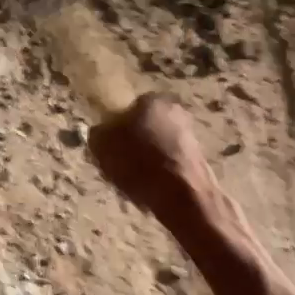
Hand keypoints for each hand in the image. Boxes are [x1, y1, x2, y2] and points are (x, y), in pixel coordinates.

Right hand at [87, 93, 215, 218]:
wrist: (180, 195)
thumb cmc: (138, 162)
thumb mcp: (101, 144)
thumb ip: (97, 132)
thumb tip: (101, 131)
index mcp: (152, 99)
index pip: (127, 108)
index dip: (114, 127)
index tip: (106, 145)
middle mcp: (175, 111)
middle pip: (142, 126)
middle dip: (130, 143)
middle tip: (115, 163)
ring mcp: (190, 135)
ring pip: (154, 146)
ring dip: (142, 160)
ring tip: (130, 180)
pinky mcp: (197, 159)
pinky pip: (166, 163)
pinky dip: (156, 173)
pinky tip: (147, 187)